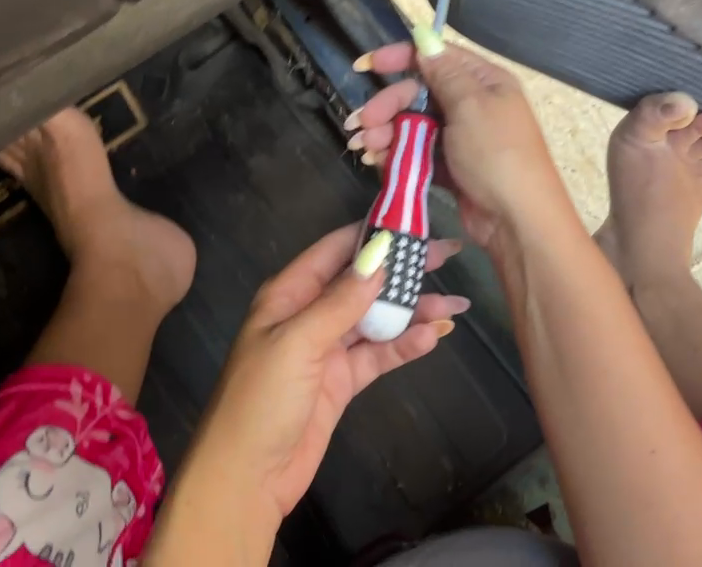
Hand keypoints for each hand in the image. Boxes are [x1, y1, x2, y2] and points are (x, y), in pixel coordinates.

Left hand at [176, 225, 464, 521]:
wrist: (246, 478)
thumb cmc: (261, 400)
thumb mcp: (298, 342)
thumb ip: (340, 301)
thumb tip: (379, 257)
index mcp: (289, 293)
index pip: (337, 250)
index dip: (374, 234)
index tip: (414, 222)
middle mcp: (310, 313)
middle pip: (363, 282)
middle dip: (404, 270)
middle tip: (448, 255)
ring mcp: (327, 348)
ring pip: (376, 318)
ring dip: (413, 311)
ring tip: (455, 305)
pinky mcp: (342, 381)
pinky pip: (378, 354)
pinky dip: (405, 345)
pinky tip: (432, 337)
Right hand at [348, 38, 575, 249]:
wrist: (518, 221)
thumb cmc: (497, 155)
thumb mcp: (470, 106)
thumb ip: (444, 72)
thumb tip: (424, 37)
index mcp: (484, 81)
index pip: (437, 57)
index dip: (399, 57)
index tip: (366, 66)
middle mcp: (473, 104)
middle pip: (418, 93)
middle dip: (387, 104)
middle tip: (361, 122)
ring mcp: (461, 137)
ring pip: (413, 124)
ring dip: (385, 132)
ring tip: (363, 146)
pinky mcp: (451, 167)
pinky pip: (417, 152)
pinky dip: (395, 154)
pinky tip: (374, 161)